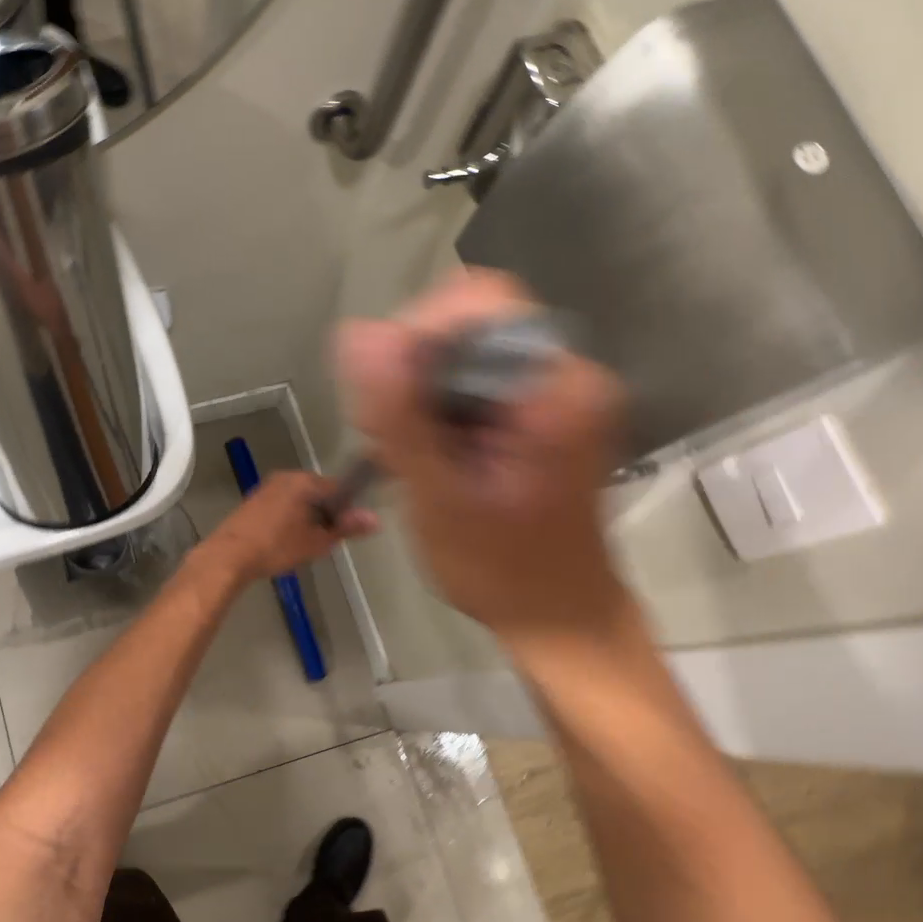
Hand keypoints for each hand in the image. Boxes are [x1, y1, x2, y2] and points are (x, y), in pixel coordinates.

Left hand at [200, 471, 378, 583]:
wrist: (230, 555)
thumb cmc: (277, 546)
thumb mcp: (317, 541)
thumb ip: (346, 527)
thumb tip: (375, 519)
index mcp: (305, 481)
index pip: (340, 488)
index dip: (346, 510)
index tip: (344, 531)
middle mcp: (287, 476)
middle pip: (318, 492)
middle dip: (325, 514)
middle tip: (323, 541)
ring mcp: (267, 486)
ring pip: (299, 499)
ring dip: (306, 517)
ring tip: (302, 543)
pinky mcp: (253, 499)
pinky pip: (282, 504)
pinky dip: (289, 518)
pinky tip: (284, 540)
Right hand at [337, 268, 631, 651]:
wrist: (559, 618)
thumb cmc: (501, 571)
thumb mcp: (439, 495)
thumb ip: (401, 414)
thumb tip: (356, 332)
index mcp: (557, 387)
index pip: (480, 303)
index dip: (419, 333)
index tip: (381, 395)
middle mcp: (566, 372)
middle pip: (469, 323)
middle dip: (412, 369)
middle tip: (383, 432)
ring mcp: (554, 390)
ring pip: (463, 352)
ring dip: (417, 392)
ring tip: (400, 451)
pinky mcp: (538, 409)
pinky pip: (472, 380)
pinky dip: (434, 409)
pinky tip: (421, 454)